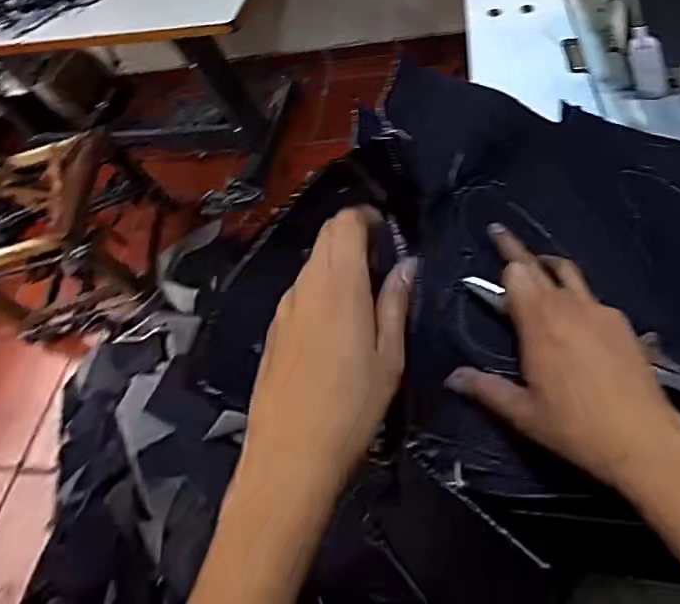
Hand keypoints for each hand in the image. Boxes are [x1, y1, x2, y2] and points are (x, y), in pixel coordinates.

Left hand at [242, 206, 416, 501]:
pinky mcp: (273, 332)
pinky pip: (301, 292)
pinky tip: (336, 326)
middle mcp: (306, 287)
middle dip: (354, 235)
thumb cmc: (350, 408)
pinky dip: (321, 289)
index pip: (344, 223)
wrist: (286, 463)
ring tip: (365, 296)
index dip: (367, 217)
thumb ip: (396, 302)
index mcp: (339, 284)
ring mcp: (284, 309)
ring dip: (338, 264)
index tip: (388, 232)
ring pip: (312, 264)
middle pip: (326, 237)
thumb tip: (406, 265)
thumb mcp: (389, 357)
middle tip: (383, 261)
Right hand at [446, 224, 679, 492]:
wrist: (644, 438)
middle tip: (501, 234)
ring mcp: (598, 310)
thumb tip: (453, 377)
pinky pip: (591, 297)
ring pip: (569, 273)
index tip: (492, 246)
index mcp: (539, 323)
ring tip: (539, 266)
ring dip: (549, 266)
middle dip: (517, 250)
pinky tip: (576, 317)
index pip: (517, 273)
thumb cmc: (576, 428)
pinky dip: (576, 295)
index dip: (503, 262)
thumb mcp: (525, 415)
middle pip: (539, 266)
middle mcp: (568, 306)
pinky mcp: (621, 321)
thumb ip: (487, 390)